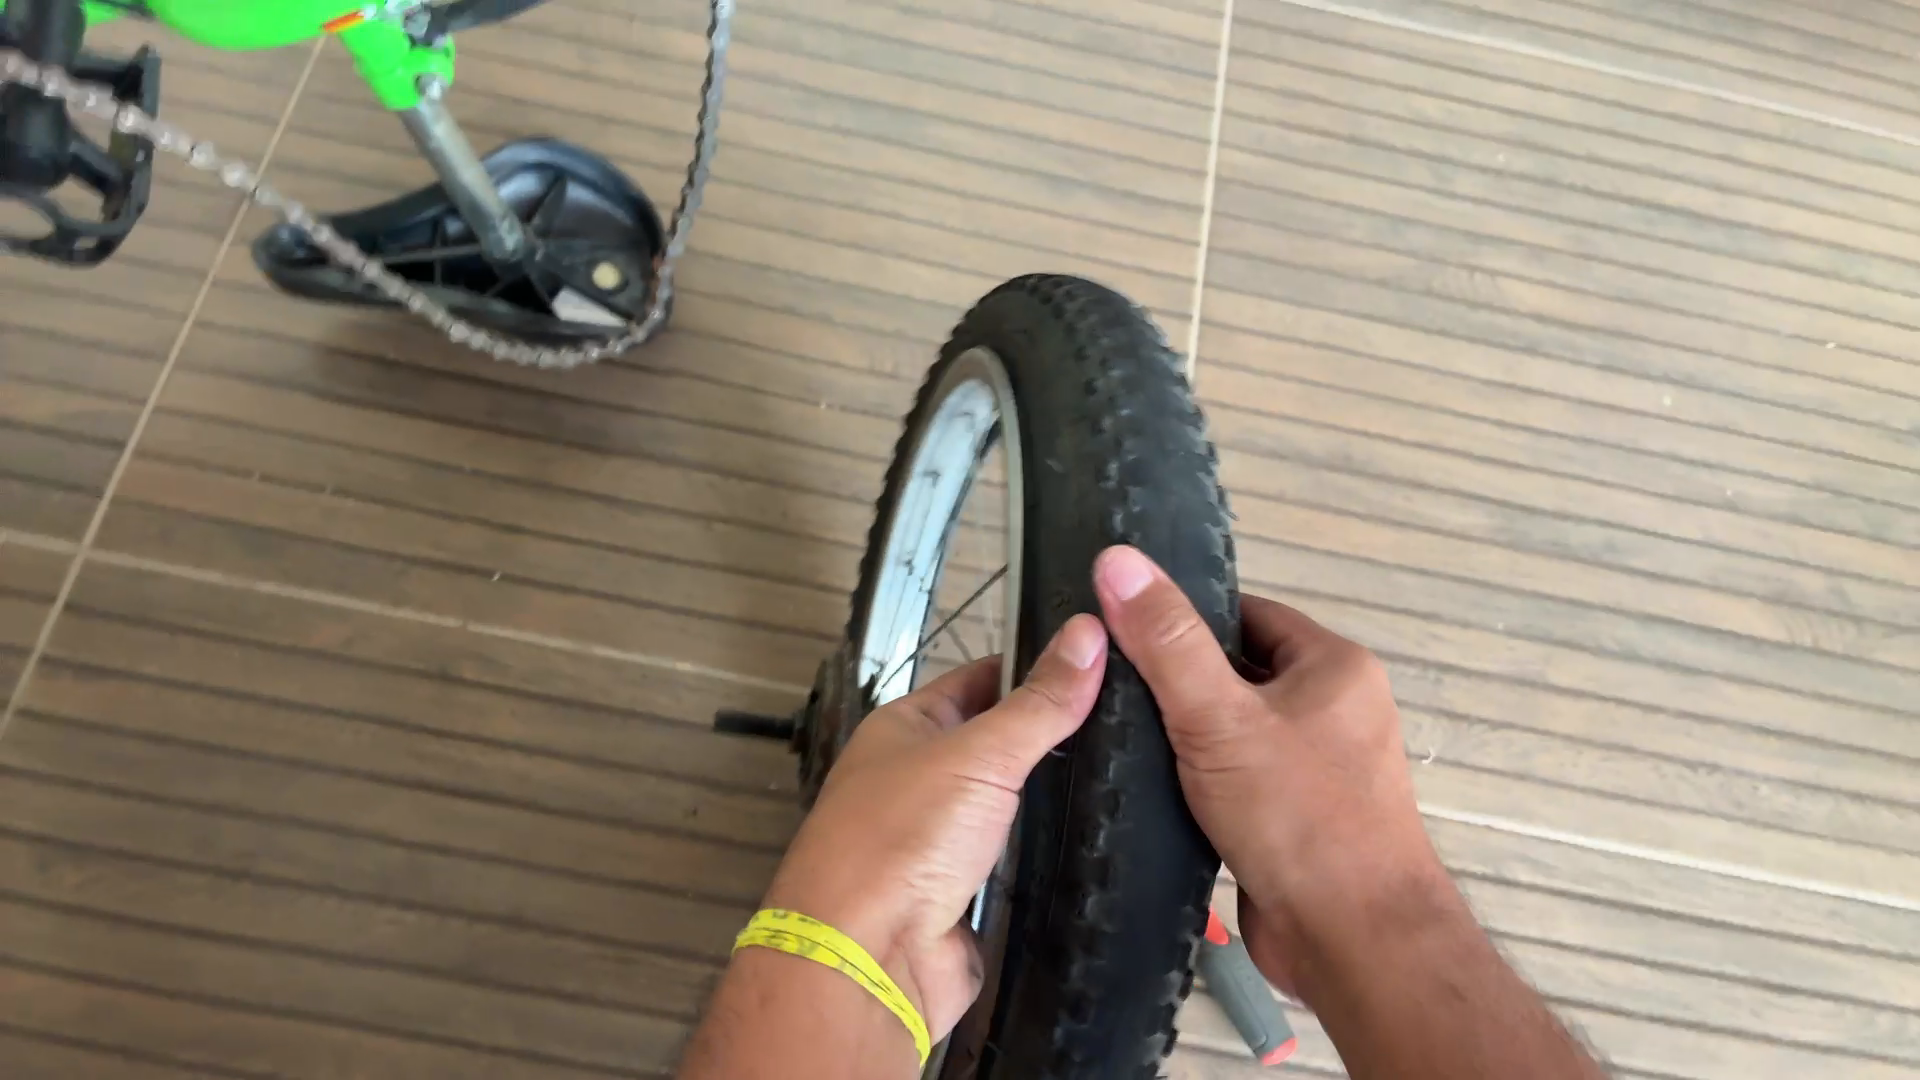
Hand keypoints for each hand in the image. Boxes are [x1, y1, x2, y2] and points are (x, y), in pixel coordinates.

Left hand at [761, 614, 1108, 1041]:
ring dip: (1054, 794)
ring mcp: (943, 835)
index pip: (980, 679)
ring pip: (1013, 800)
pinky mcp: (967, 888)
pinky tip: (1103, 832)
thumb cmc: (904, 834)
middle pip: (999, 741)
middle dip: (1052, 734)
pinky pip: (1019, 855)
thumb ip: (1039, 703)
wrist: (866, 961)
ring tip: (1131, 768)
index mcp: (907, 726)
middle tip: (1129, 718)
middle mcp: (921, 776)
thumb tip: (1088, 632)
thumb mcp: (977, 754)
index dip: (1034, 667)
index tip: (1098, 661)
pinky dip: (1051, 847)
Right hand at [1092, 545, 1451, 1001]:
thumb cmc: (1296, 815)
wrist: (1355, 948)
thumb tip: (1116, 559)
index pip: (1244, 615)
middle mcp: (1333, 708)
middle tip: (1107, 679)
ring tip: (1111, 723)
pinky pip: (1234, 769)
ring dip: (1180, 728)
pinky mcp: (1294, 812)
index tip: (1123, 629)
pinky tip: (1144, 777)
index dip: (1183, 618)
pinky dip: (1195, 770)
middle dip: (1175, 677)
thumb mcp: (1219, 715)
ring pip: (1230, 723)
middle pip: (1234, 669)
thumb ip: (1166, 639)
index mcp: (1333, 667)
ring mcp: (1316, 764)